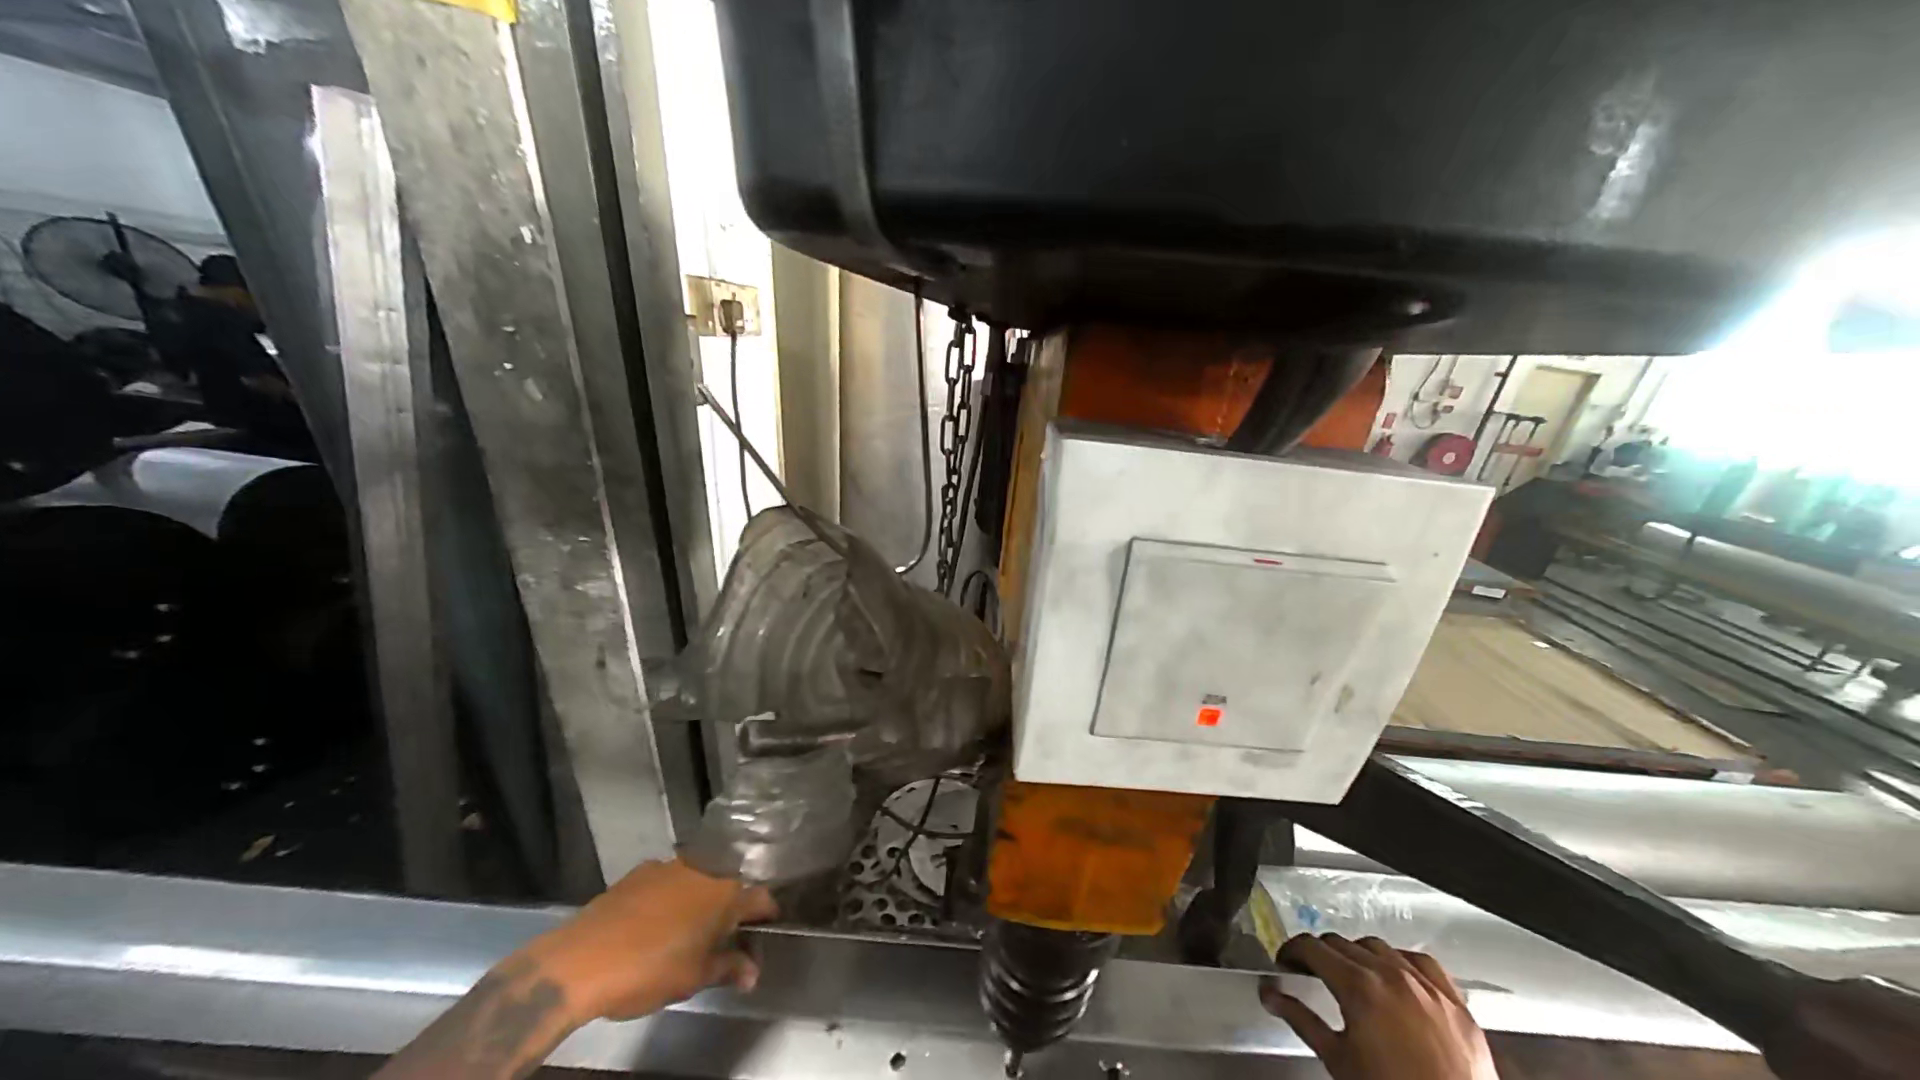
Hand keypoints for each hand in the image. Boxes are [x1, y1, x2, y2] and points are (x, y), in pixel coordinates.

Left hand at [521, 857, 778, 1024]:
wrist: (578, 962)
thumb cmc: (647, 971)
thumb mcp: (694, 978)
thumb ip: (728, 968)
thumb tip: (752, 971)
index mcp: (724, 893)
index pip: (761, 898)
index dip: (768, 916)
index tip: (768, 931)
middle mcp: (703, 870)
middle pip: (729, 885)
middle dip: (731, 908)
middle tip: (725, 937)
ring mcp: (668, 867)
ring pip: (697, 880)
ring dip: (699, 901)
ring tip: (689, 930)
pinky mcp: (637, 872)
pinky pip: (666, 882)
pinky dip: (669, 898)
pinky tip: (655, 923)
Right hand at [1259, 933, 1496, 1079]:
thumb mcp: (1338, 1060)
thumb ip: (1300, 1019)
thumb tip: (1270, 995)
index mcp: (1357, 985)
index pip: (1311, 947)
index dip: (1291, 951)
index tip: (1286, 965)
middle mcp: (1390, 973)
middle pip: (1341, 943)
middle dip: (1320, 955)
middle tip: (1313, 975)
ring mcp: (1425, 984)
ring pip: (1378, 946)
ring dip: (1357, 955)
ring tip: (1352, 977)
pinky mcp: (1454, 1000)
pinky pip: (1421, 962)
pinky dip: (1401, 962)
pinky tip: (1396, 977)